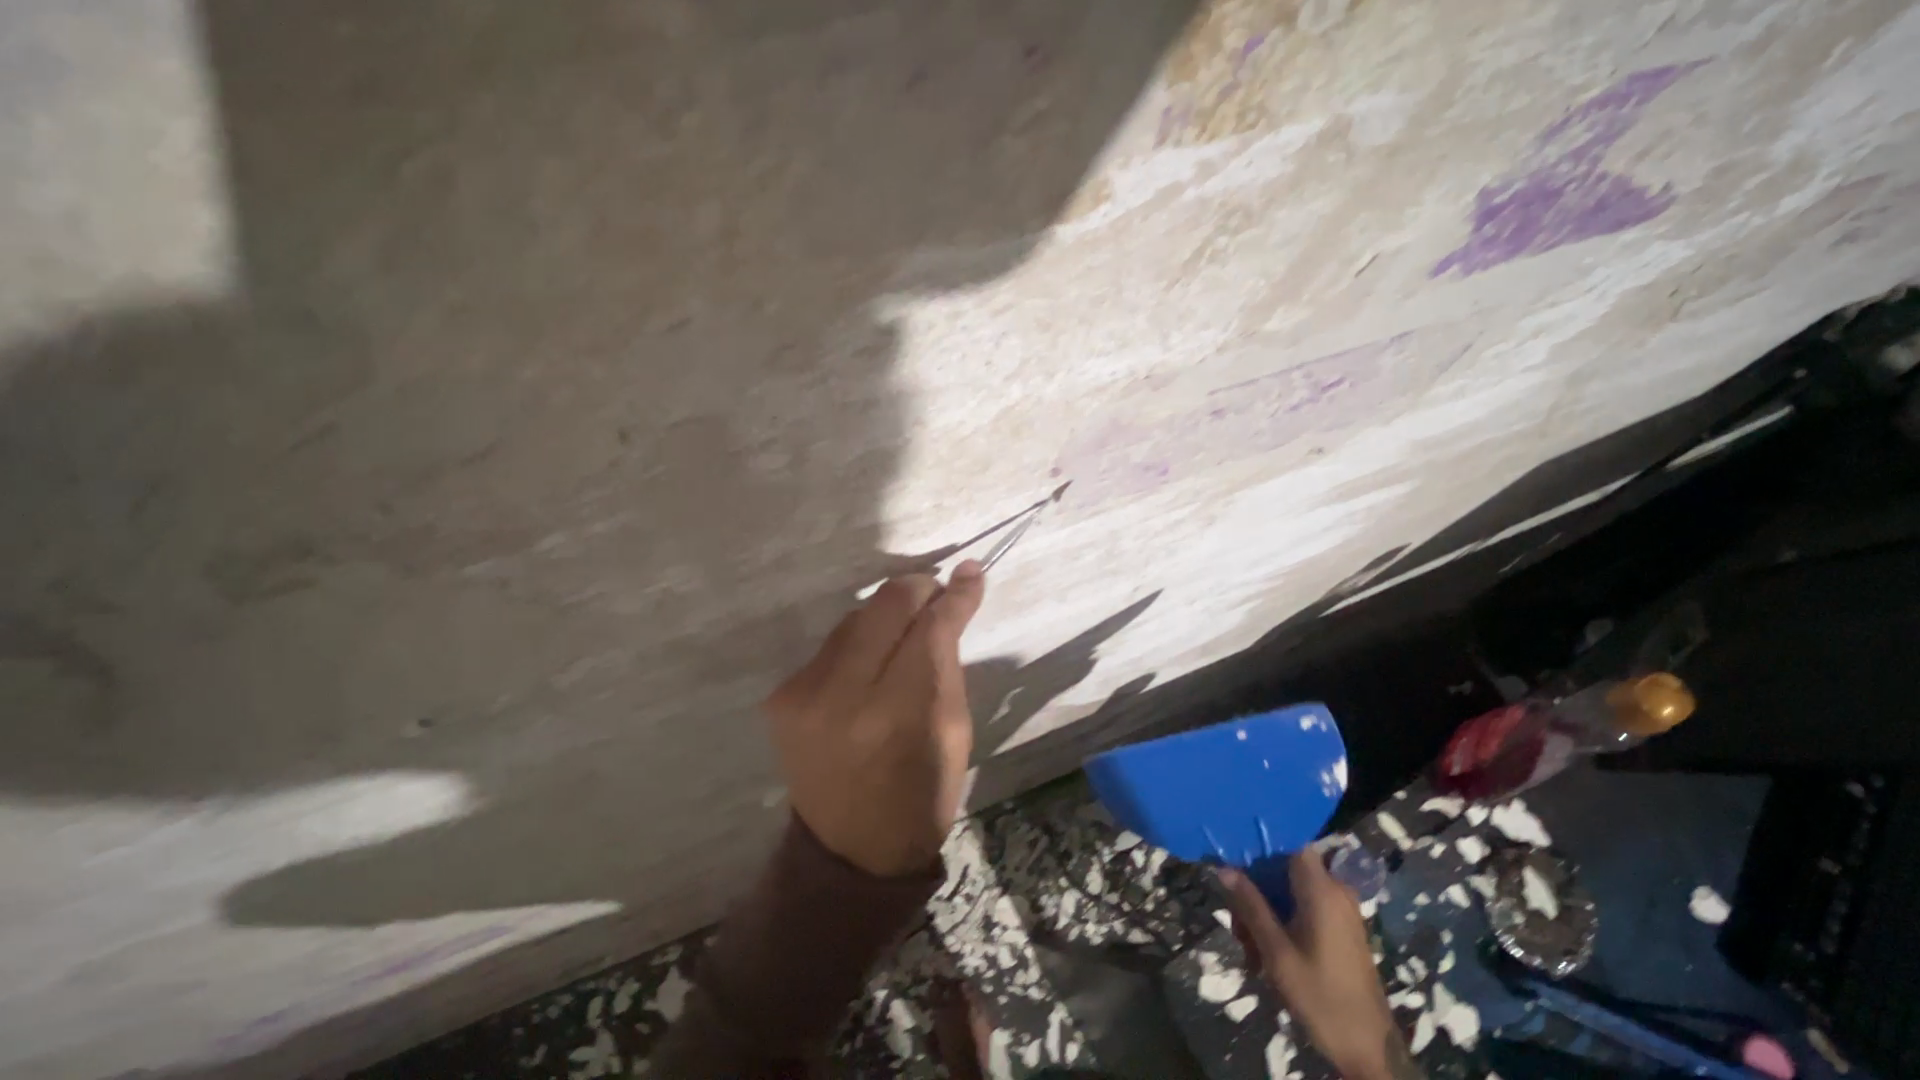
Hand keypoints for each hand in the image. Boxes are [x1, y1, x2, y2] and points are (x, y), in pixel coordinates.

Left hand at [765, 562, 985, 876]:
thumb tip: (956, 597)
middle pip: (885, 605)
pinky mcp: (782, 695)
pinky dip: (858, 646)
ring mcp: (803, 693)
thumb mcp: (953, 731)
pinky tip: (871, 665)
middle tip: (939, 594)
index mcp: (897, 713)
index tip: (972, 571)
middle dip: (918, 590)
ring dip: (886, 617)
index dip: (955, 595)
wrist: (850, 850)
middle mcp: (841, 694)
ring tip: (906, 633)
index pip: (929, 628)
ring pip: (855, 618)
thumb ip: (947, 661)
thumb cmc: (920, 796)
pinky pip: (831, 647)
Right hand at [1218, 857, 1420, 1079]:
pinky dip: (1284, 925)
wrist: (1368, 1048)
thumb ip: (1250, 906)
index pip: (1291, 845)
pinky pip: (1306, 910)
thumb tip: (1224, 869)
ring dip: (1267, 914)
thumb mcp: (1276, 952)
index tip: (1235, 863)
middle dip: (1257, 893)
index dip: (1262, 849)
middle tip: (1240, 930)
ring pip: (1292, 894)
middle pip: (1286, 871)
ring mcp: (1342, 912)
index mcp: (1323, 891)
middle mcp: (1337, 892)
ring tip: (1252, 952)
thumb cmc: (1319, 996)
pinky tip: (1268, 957)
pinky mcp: (1342, 930)